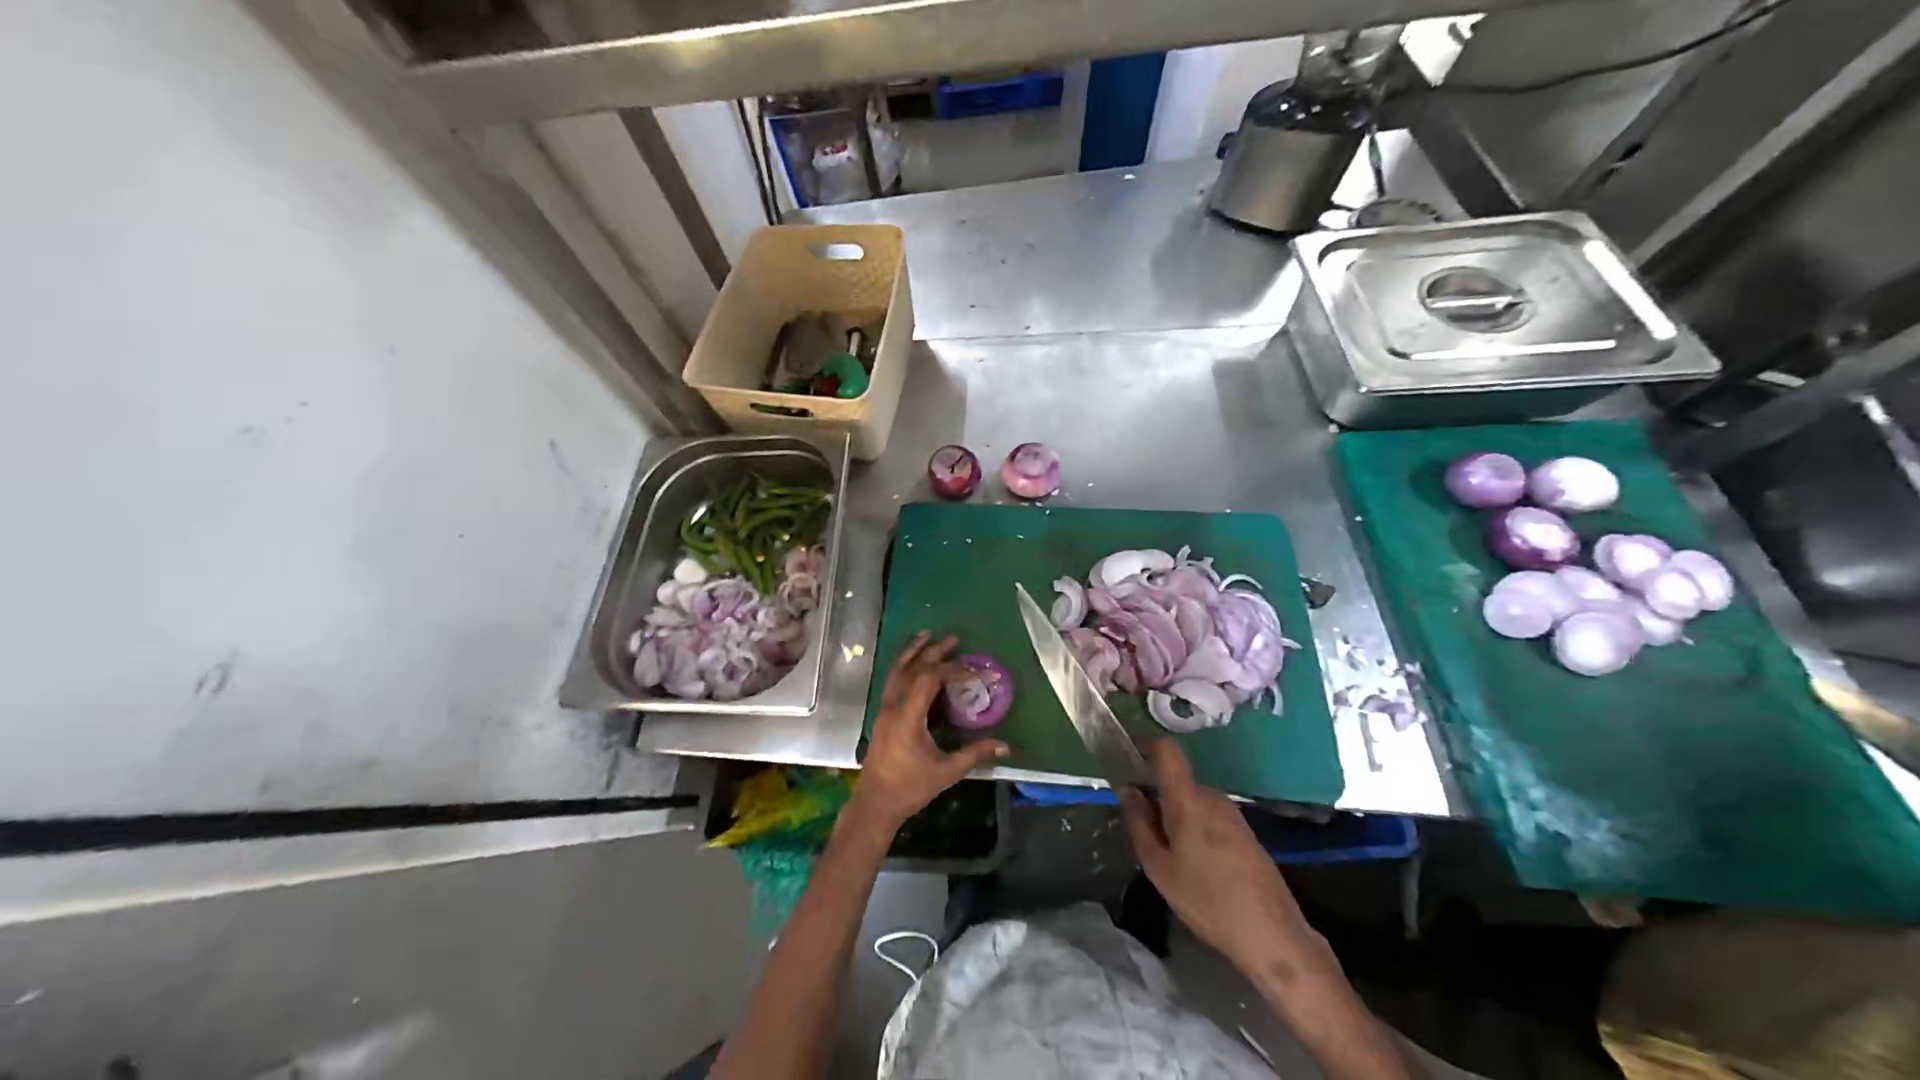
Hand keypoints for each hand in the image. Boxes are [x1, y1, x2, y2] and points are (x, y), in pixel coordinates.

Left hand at [854, 632, 1008, 829]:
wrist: (875, 804)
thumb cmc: (911, 788)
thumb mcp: (947, 771)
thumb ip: (976, 754)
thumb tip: (1006, 746)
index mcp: (908, 715)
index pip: (930, 678)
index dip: (953, 670)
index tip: (975, 671)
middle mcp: (893, 706)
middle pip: (913, 668)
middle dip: (934, 652)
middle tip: (954, 639)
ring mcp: (884, 709)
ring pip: (897, 671)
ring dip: (913, 652)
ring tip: (927, 636)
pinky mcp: (882, 715)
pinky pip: (892, 681)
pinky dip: (904, 666)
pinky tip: (913, 664)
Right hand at [1120, 739, 1330, 981]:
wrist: (1272, 935)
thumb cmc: (1207, 900)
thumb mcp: (1159, 867)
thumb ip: (1139, 824)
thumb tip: (1127, 790)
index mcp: (1188, 799)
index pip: (1167, 751)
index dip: (1145, 745)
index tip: (1126, 757)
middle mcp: (1213, 797)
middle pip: (1177, 782)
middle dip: (1156, 797)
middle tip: (1142, 832)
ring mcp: (1233, 815)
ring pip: (1192, 802)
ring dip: (1175, 817)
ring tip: (1167, 856)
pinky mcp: (1245, 833)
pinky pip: (1208, 818)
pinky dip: (1194, 830)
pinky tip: (1195, 867)